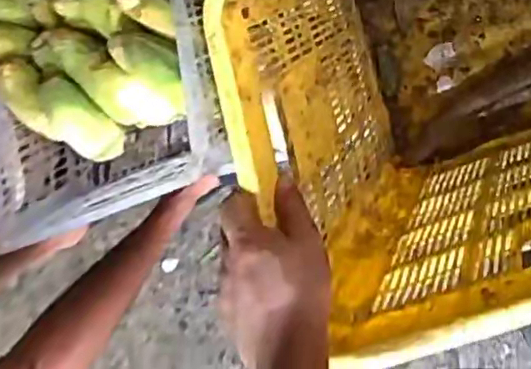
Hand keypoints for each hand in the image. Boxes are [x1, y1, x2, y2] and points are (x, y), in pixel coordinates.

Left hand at [218, 180, 332, 368]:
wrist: (288, 352)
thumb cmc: (303, 288)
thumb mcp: (307, 240)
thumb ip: (292, 208)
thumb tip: (281, 179)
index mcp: (245, 240)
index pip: (230, 204)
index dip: (245, 195)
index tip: (264, 196)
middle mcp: (226, 262)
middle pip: (227, 230)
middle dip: (247, 224)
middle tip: (275, 228)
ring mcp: (223, 291)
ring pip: (230, 258)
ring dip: (247, 252)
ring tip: (276, 261)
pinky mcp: (226, 315)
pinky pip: (233, 283)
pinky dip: (246, 277)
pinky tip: (269, 288)